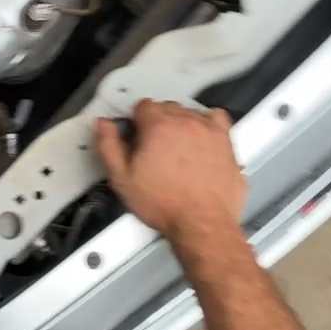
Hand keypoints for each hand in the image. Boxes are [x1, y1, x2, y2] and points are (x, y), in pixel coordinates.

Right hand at [96, 99, 247, 249]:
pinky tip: (199, 139)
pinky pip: (216, 118)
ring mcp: (209, 131)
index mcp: (158, 127)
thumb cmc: (166, 205)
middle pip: (166, 107)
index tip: (135, 138)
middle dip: (157, 123)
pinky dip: (206, 124)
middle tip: (153, 149)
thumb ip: (109, 145)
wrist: (201, 223)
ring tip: (175, 149)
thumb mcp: (122, 178)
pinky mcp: (226, 142)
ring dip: (180, 124)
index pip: (142, 106)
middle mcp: (186, 123)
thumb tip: (104, 126)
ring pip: (189, 112)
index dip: (135, 122)